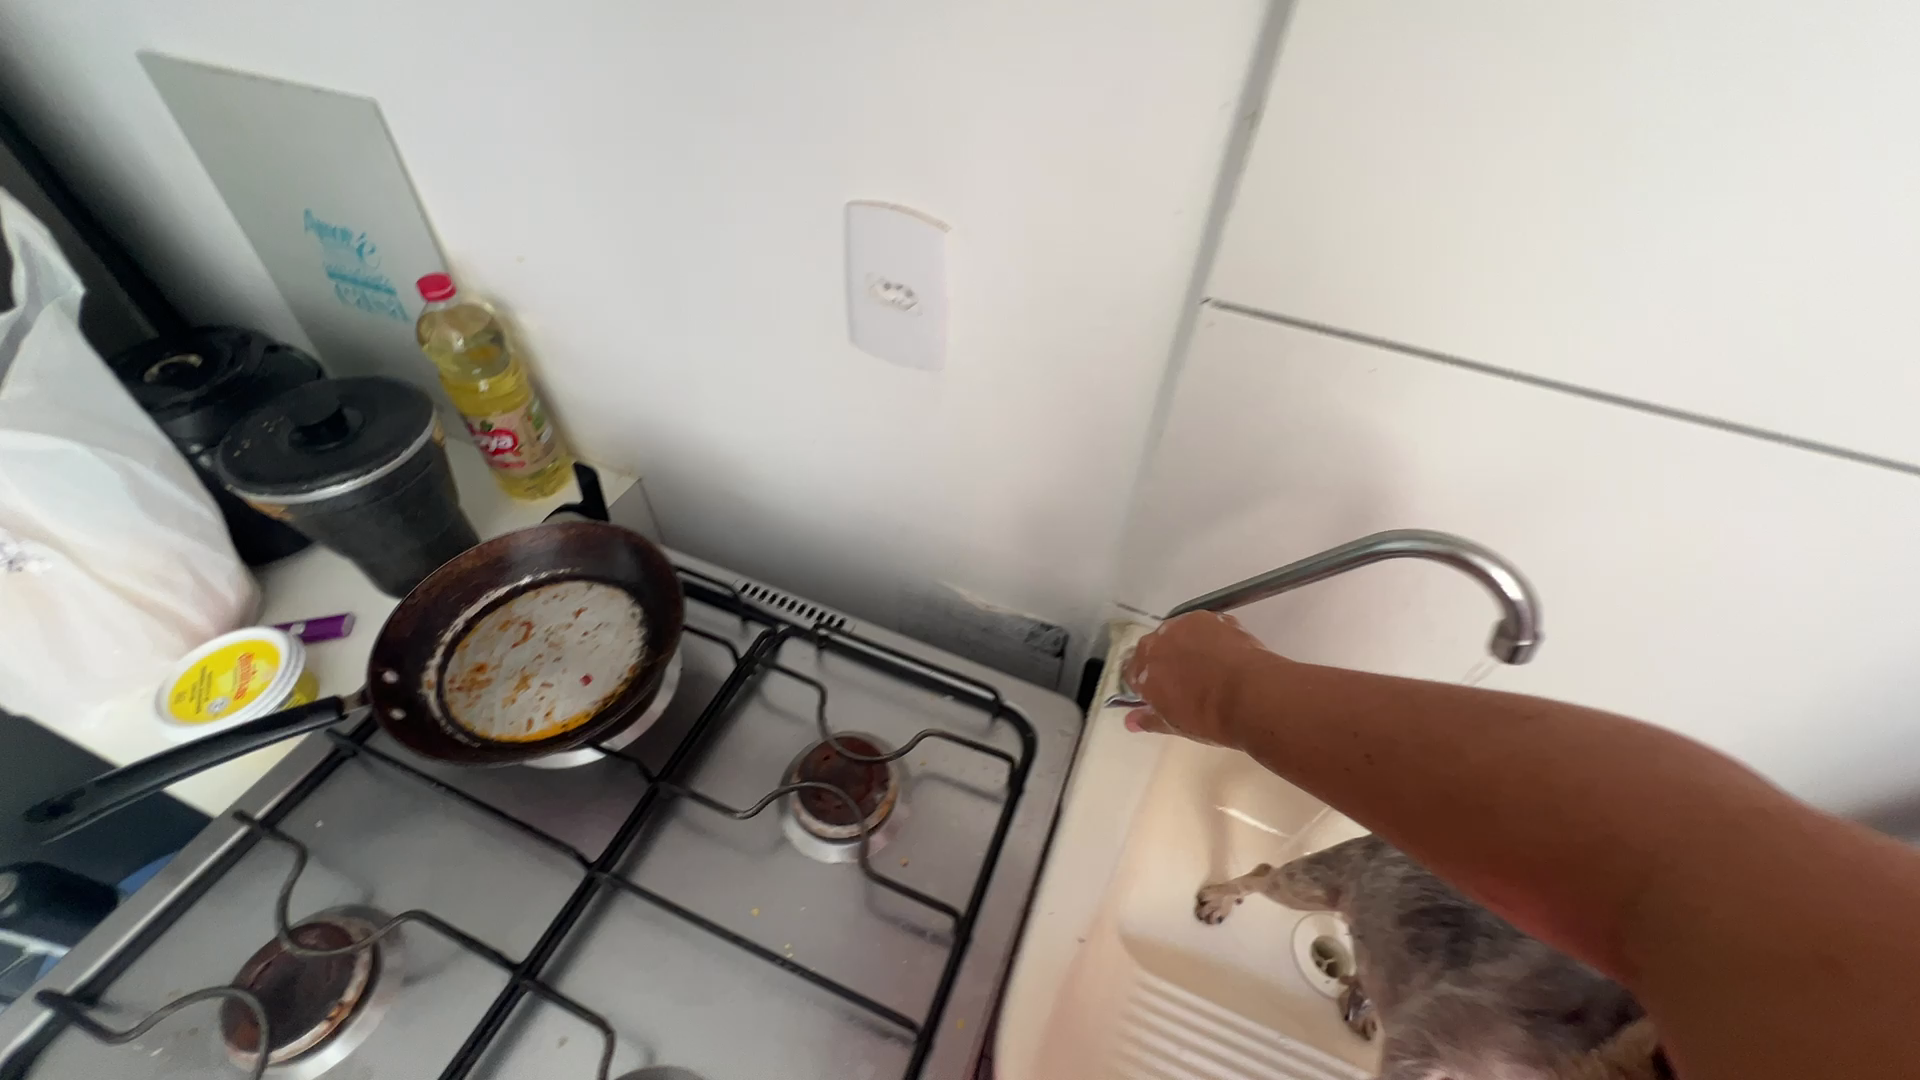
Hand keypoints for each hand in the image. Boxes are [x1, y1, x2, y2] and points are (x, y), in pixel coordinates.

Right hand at [1120, 612, 1278, 747]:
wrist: (1251, 696)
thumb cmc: (1210, 719)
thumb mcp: (1176, 725)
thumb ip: (1149, 719)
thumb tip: (1129, 721)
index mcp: (1142, 673)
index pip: (1132, 673)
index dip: (1145, 682)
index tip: (1160, 692)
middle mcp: (1154, 644)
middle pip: (1151, 649)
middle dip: (1163, 660)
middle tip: (1184, 679)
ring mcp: (1180, 627)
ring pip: (1175, 634)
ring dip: (1184, 645)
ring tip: (1207, 663)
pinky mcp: (1207, 617)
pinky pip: (1200, 626)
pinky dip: (1208, 636)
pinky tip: (1224, 652)